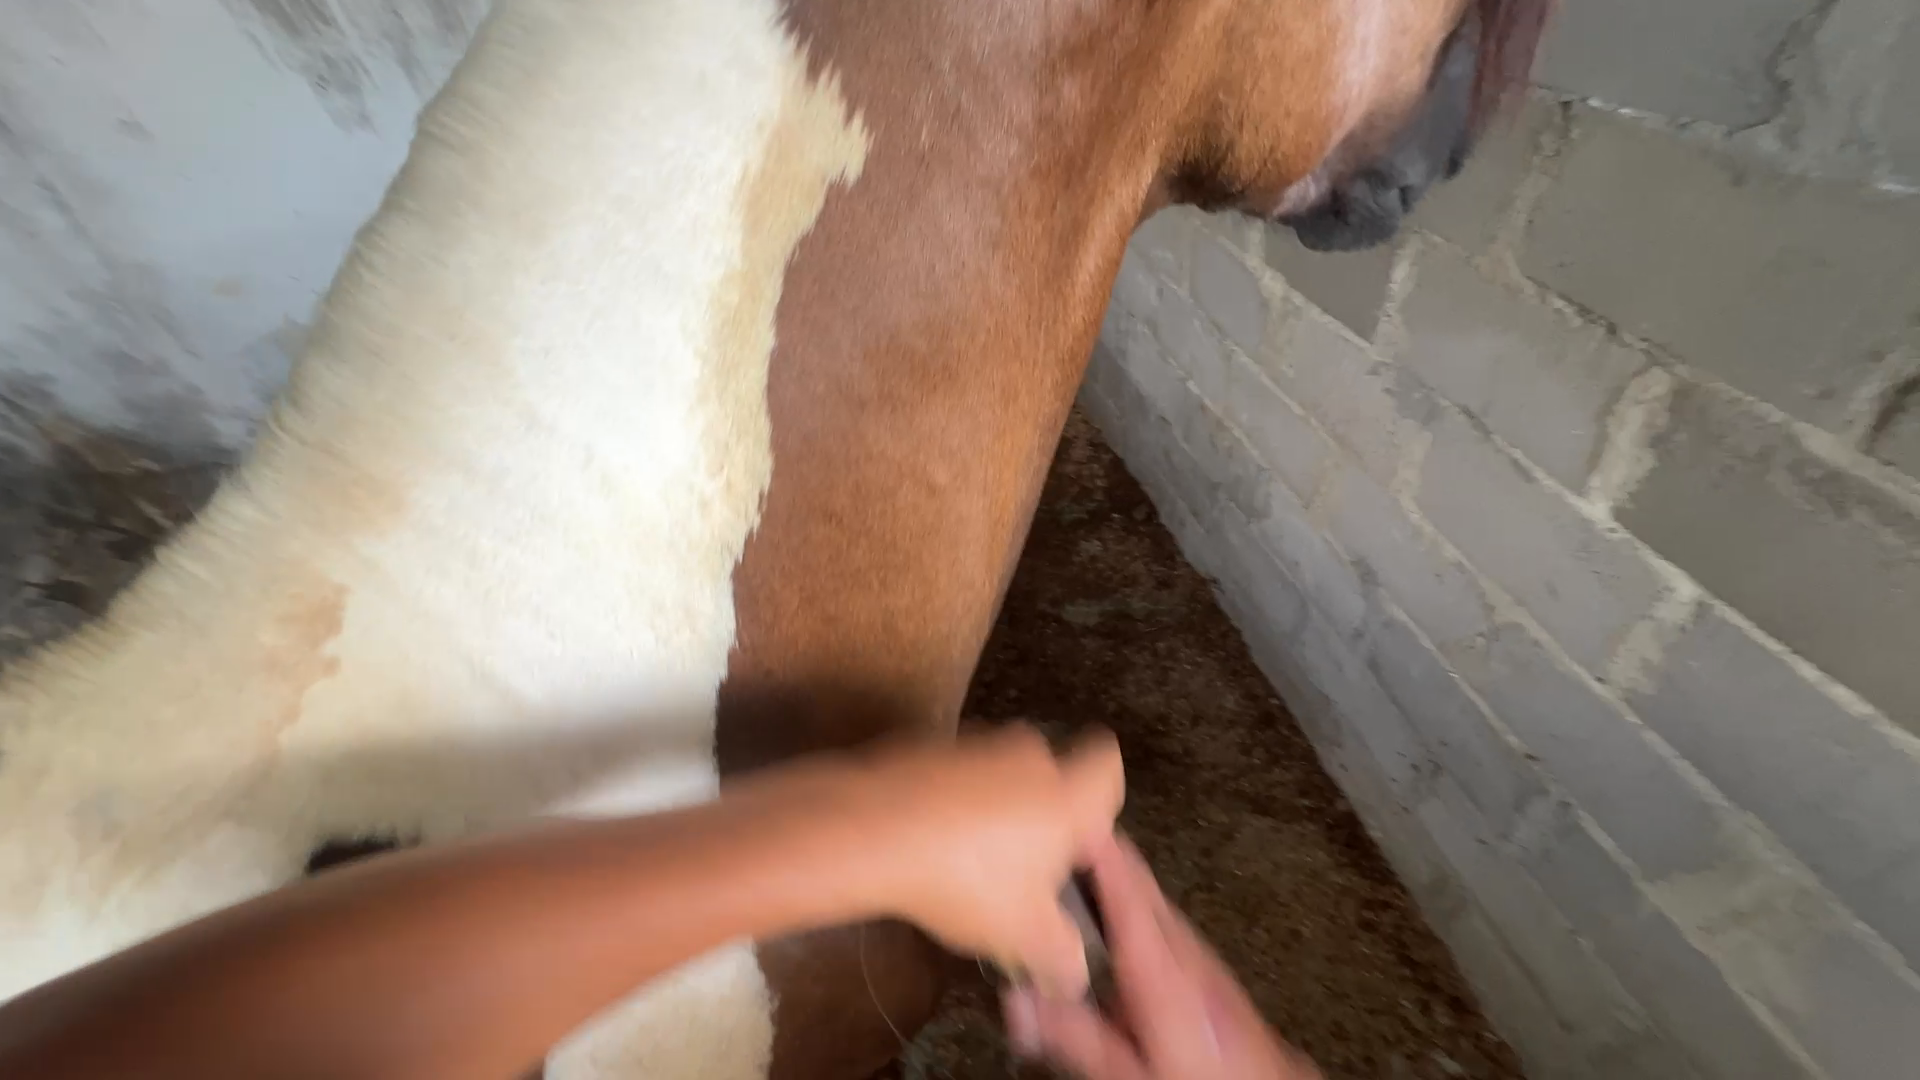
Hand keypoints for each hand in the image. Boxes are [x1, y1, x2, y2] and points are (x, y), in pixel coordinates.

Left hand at [776, 723, 1123, 997]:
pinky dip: (950, 795)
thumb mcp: (1023, 936)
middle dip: (1041, 805)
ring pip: (999, 767)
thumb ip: (1061, 956)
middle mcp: (1027, 754)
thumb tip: (1073, 973)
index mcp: (1066, 793)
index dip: (1102, 787)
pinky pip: (954, 770)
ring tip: (968, 854)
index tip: (1084, 824)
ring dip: (992, 800)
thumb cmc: (968, 879)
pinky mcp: (927, 744)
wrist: (875, 828)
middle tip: (1024, 856)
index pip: (1106, 762)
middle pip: (1049, 768)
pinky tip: (928, 837)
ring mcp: (974, 743)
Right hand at [1002, 836, 1322, 1079]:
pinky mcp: (1196, 953)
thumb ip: (1073, 1031)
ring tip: (1071, 844)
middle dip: (1099, 844)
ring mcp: (1190, 942)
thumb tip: (1016, 1000)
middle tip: (1056, 815)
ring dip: (1112, 863)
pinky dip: (1128, 887)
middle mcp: (1174, 939)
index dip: (1097, 841)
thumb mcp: (1127, 1069)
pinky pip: (1155, 905)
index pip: (1122, 883)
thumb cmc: (1196, 1073)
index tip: (1068, 806)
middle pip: (1135, 874)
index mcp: (1155, 961)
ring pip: (1146, 887)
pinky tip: (1106, 896)